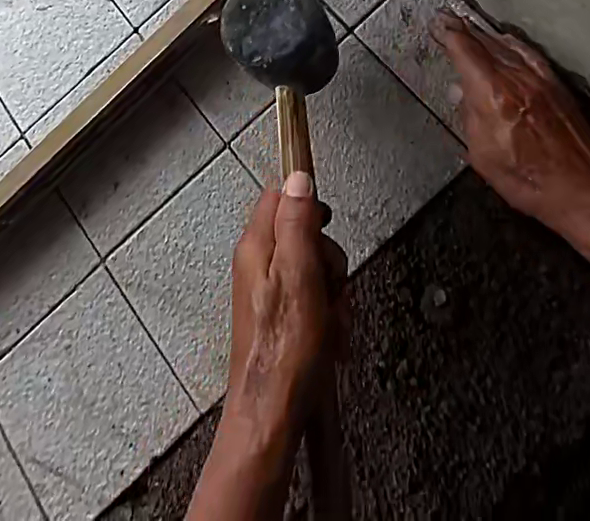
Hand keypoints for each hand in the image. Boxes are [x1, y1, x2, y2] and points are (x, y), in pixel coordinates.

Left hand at [190, 173, 346, 520]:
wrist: (273, 412)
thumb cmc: (285, 349)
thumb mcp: (300, 273)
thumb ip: (299, 221)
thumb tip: (298, 176)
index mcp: (256, 246)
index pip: (280, 194)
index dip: (309, 203)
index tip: (326, 224)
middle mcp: (258, 262)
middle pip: (305, 230)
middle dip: (329, 256)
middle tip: (329, 282)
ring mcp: (270, 288)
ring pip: (315, 264)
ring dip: (333, 288)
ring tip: (330, 316)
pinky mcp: (281, 312)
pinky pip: (314, 293)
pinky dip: (328, 310)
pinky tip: (329, 333)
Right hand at [432, 11, 589, 240]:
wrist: (581, 188)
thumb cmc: (530, 181)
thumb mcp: (483, 156)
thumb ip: (469, 118)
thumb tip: (461, 94)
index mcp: (494, 96)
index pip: (466, 52)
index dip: (449, 35)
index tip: (438, 25)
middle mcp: (518, 80)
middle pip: (486, 43)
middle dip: (464, 30)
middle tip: (448, 20)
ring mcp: (540, 80)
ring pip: (508, 46)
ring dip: (486, 35)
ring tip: (471, 28)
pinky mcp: (557, 86)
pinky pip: (530, 54)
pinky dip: (514, 44)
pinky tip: (508, 42)